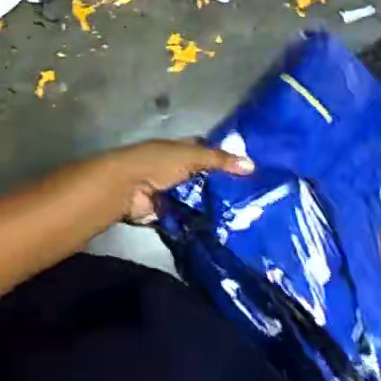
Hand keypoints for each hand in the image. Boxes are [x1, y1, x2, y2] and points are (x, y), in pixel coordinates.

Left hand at [73, 139, 253, 223]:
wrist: (126, 187)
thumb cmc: (156, 163)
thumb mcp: (189, 156)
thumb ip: (218, 160)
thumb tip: (252, 164)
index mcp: (177, 150)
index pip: (204, 150)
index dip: (223, 156)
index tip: (249, 168)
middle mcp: (174, 169)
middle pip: (202, 178)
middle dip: (222, 187)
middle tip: (254, 199)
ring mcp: (169, 192)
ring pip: (196, 199)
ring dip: (213, 207)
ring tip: (245, 218)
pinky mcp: (166, 213)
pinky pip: (187, 217)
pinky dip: (200, 222)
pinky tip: (224, 230)